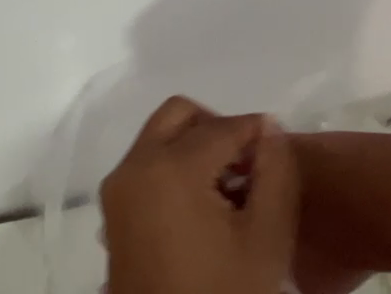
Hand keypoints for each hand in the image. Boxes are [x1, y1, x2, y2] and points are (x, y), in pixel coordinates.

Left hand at [100, 97, 295, 293]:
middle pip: (178, 115)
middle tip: (249, 163)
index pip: (221, 127)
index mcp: (171, 166)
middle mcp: (135, 163)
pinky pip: (144, 163)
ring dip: (194, 145)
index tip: (278, 143)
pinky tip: (203, 204)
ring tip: (230, 187)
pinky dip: (172, 165)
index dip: (255, 130)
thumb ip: (276, 175)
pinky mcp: (112, 207)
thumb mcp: (266, 239)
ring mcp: (118, 185)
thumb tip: (270, 129)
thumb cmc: (223, 292)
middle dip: (217, 127)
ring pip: (158, 135)